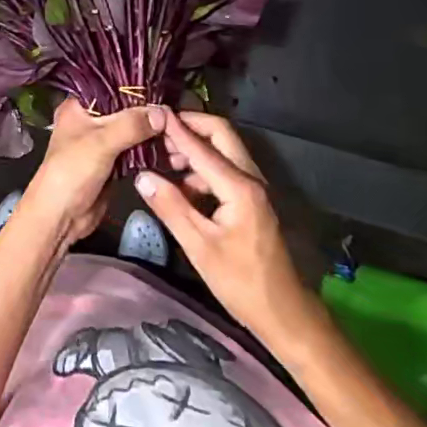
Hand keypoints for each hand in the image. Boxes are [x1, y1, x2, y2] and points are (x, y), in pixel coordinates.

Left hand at [18, 100, 166, 247]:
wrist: (60, 217)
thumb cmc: (71, 171)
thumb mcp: (101, 142)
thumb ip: (131, 124)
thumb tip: (162, 113)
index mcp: (79, 106)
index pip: (112, 87)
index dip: (137, 88)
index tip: (164, 90)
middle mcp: (90, 120)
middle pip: (126, 111)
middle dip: (150, 114)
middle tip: (178, 115)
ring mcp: (102, 142)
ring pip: (133, 132)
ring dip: (153, 134)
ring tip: (180, 132)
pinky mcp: (112, 163)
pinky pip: (136, 151)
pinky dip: (151, 151)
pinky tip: (172, 150)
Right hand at [134, 112, 318, 344]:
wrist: (284, 313)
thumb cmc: (241, 283)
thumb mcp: (199, 246)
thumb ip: (171, 207)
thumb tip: (142, 176)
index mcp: (239, 187)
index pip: (201, 147)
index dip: (176, 129)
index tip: (153, 113)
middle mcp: (250, 179)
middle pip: (221, 134)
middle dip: (190, 126)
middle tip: (159, 130)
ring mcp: (254, 189)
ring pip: (224, 151)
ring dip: (195, 148)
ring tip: (163, 158)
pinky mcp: (251, 200)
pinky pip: (225, 170)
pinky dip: (202, 168)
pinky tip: (181, 186)